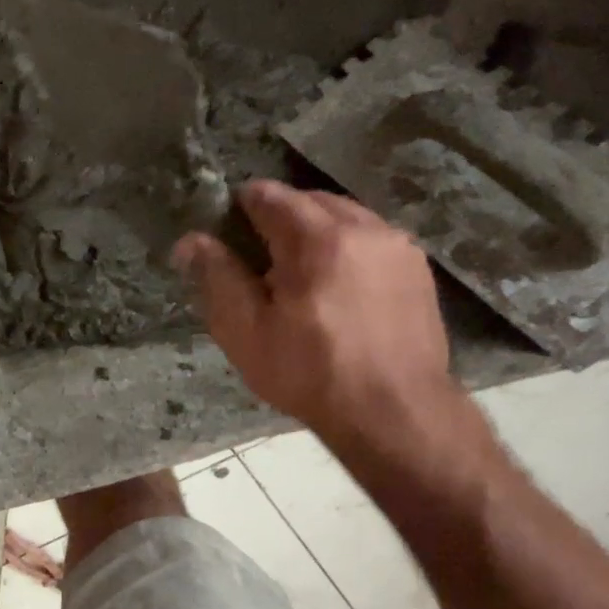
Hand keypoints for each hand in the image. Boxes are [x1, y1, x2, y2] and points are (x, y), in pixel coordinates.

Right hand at [173, 180, 455, 439]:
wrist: (394, 411)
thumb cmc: (308, 370)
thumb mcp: (243, 329)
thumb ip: (217, 276)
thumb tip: (191, 240)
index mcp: (319, 240)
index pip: (270, 196)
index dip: (238, 205)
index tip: (219, 227)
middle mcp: (367, 230)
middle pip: (312, 200)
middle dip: (277, 214)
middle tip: (249, 251)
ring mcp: (399, 249)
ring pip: (345, 217)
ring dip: (312, 229)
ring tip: (288, 268)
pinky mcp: (417, 271)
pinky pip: (370, 239)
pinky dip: (342, 246)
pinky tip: (327, 283)